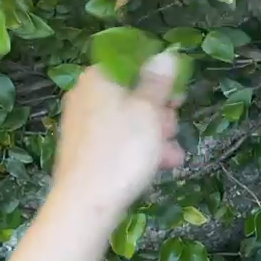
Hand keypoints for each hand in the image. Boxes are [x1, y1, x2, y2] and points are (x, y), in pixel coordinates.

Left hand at [49, 52, 184, 219]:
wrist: (85, 204)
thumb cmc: (121, 151)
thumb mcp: (149, 111)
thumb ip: (158, 82)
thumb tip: (165, 56)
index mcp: (99, 78)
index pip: (133, 63)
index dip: (160, 78)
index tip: (178, 98)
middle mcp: (86, 95)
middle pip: (132, 93)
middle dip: (160, 112)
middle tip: (172, 130)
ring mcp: (83, 124)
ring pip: (128, 120)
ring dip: (155, 135)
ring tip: (172, 156)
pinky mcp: (84, 150)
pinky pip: (117, 140)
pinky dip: (138, 149)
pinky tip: (160, 166)